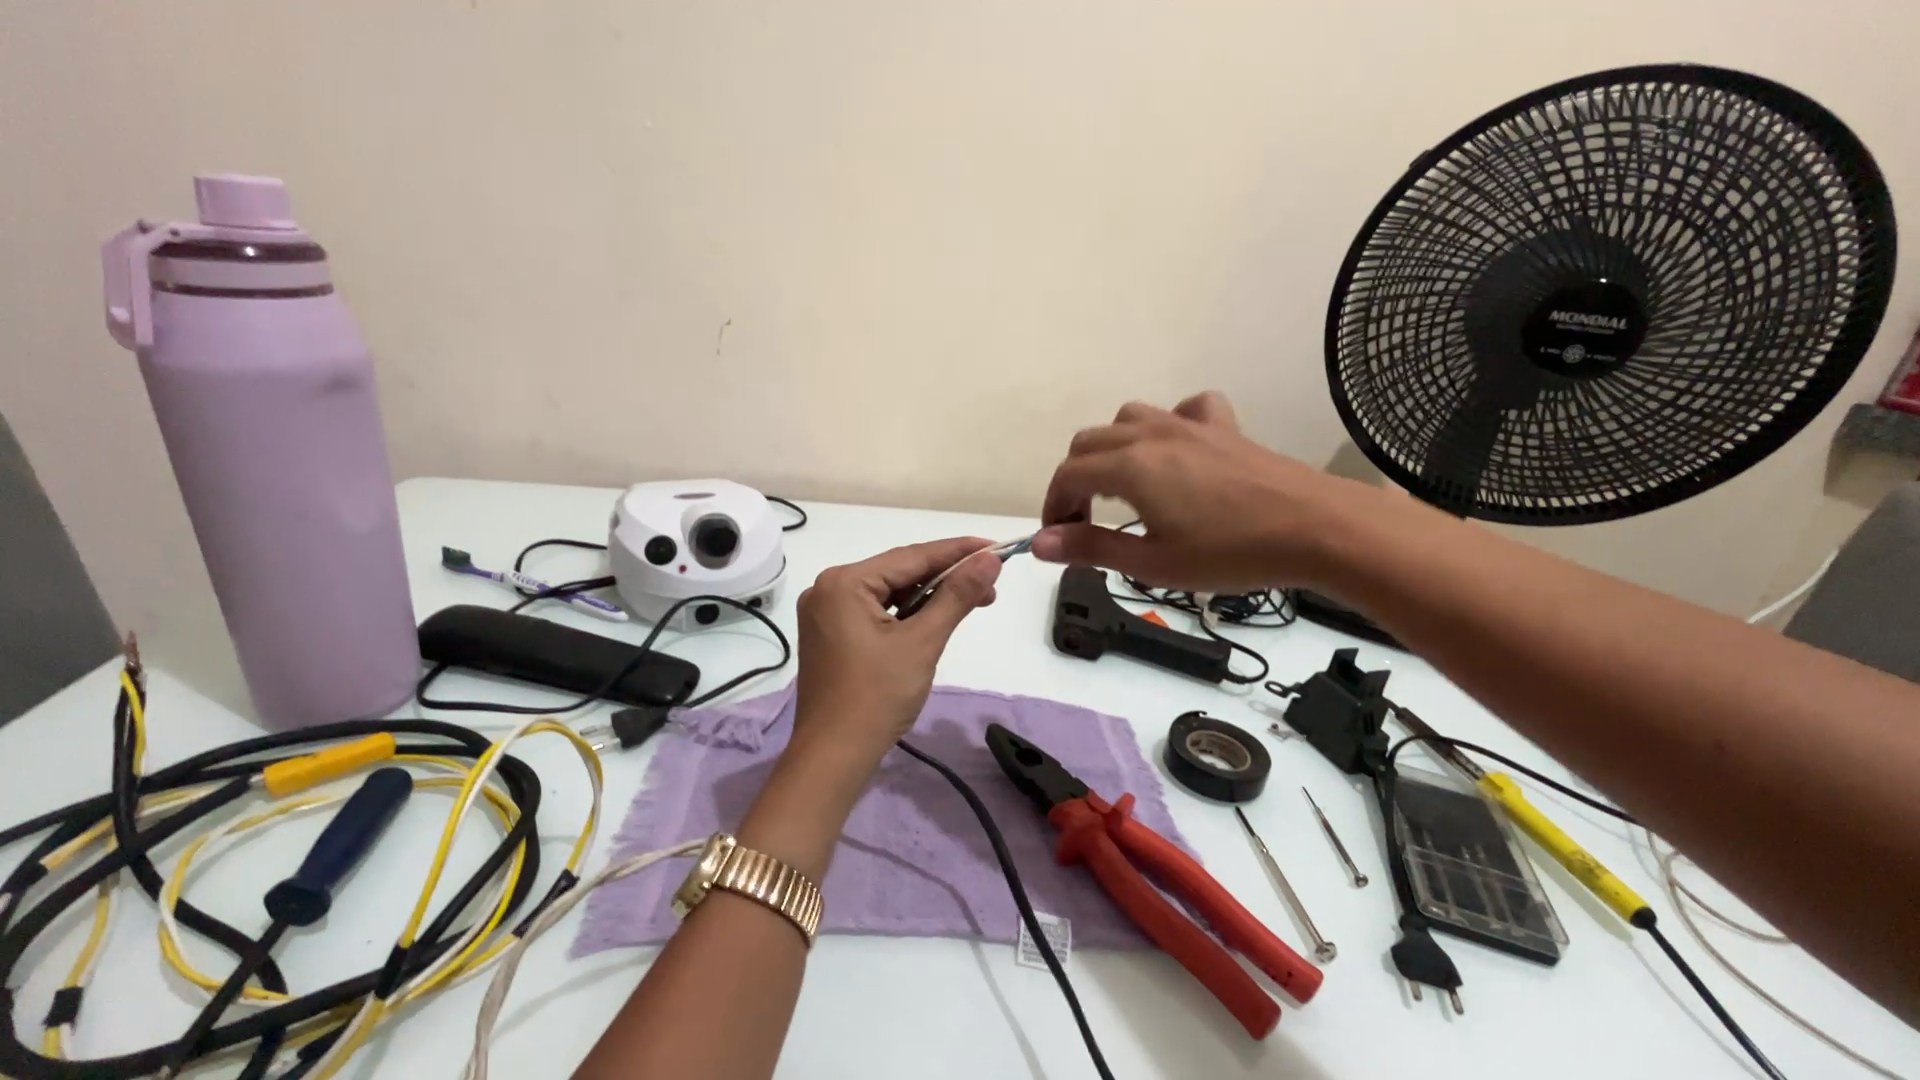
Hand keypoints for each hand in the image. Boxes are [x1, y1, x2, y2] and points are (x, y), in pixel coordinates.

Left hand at [791, 538, 1001, 761]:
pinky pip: (876, 612)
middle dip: (946, 577)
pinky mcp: (831, 635)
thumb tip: (990, 560)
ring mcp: (826, 613)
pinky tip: (936, 618)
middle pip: (898, 572)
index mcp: (844, 583)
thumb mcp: (922, 641)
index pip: (911, 556)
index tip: (994, 547)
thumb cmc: (877, 697)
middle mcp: (828, 589)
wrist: (833, 756)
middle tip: (991, 584)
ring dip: (929, 596)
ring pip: (888, 593)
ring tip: (973, 601)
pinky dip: (907, 614)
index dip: (957, 551)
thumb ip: (957, 596)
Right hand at [1030, 391, 1371, 591]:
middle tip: (1085, 522)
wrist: (1316, 527)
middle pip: (1089, 443)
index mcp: (1130, 467)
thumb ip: (1092, 549)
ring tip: (1122, 488)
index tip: (1060, 540)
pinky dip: (1169, 426)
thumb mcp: (1154, 563)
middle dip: (1075, 480)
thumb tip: (1039, 545)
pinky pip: (1185, 410)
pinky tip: (1178, 452)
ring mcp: (1190, 425)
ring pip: (1129, 419)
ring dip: (1112, 449)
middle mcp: (1152, 435)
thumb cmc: (1231, 552)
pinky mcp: (1224, 427)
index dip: (1053, 507)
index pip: (1068, 475)